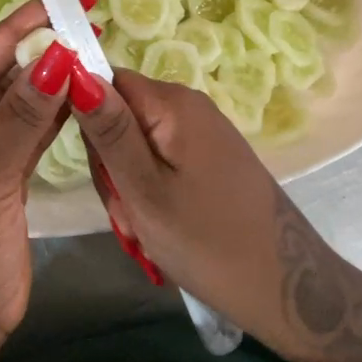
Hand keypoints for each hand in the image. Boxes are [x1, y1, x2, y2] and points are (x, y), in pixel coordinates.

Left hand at [0, 0, 75, 361]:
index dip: (15, 32)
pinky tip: (80, 97)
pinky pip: (28, 133)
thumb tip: (57, 57)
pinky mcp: (1, 175)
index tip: (54, 4)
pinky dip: (53, 117)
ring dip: (50, 85)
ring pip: (18, 106)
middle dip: (39, 57)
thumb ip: (24, 115)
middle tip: (85, 28)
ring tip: (91, 55)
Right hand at [68, 66, 357, 352]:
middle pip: (118, 113)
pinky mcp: (210, 157)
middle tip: (124, 211)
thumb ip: (108, 130)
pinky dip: (150, 189)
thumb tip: (71, 69)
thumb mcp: (144, 190)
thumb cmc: (209, 242)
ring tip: (142, 225)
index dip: (87, 116)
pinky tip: (159, 224)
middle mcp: (189, 105)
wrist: (290, 291)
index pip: (104, 81)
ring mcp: (203, 132)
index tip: (96, 166)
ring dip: (127, 182)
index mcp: (172, 103)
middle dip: (108, 161)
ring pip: (136, 141)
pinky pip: (160, 159)